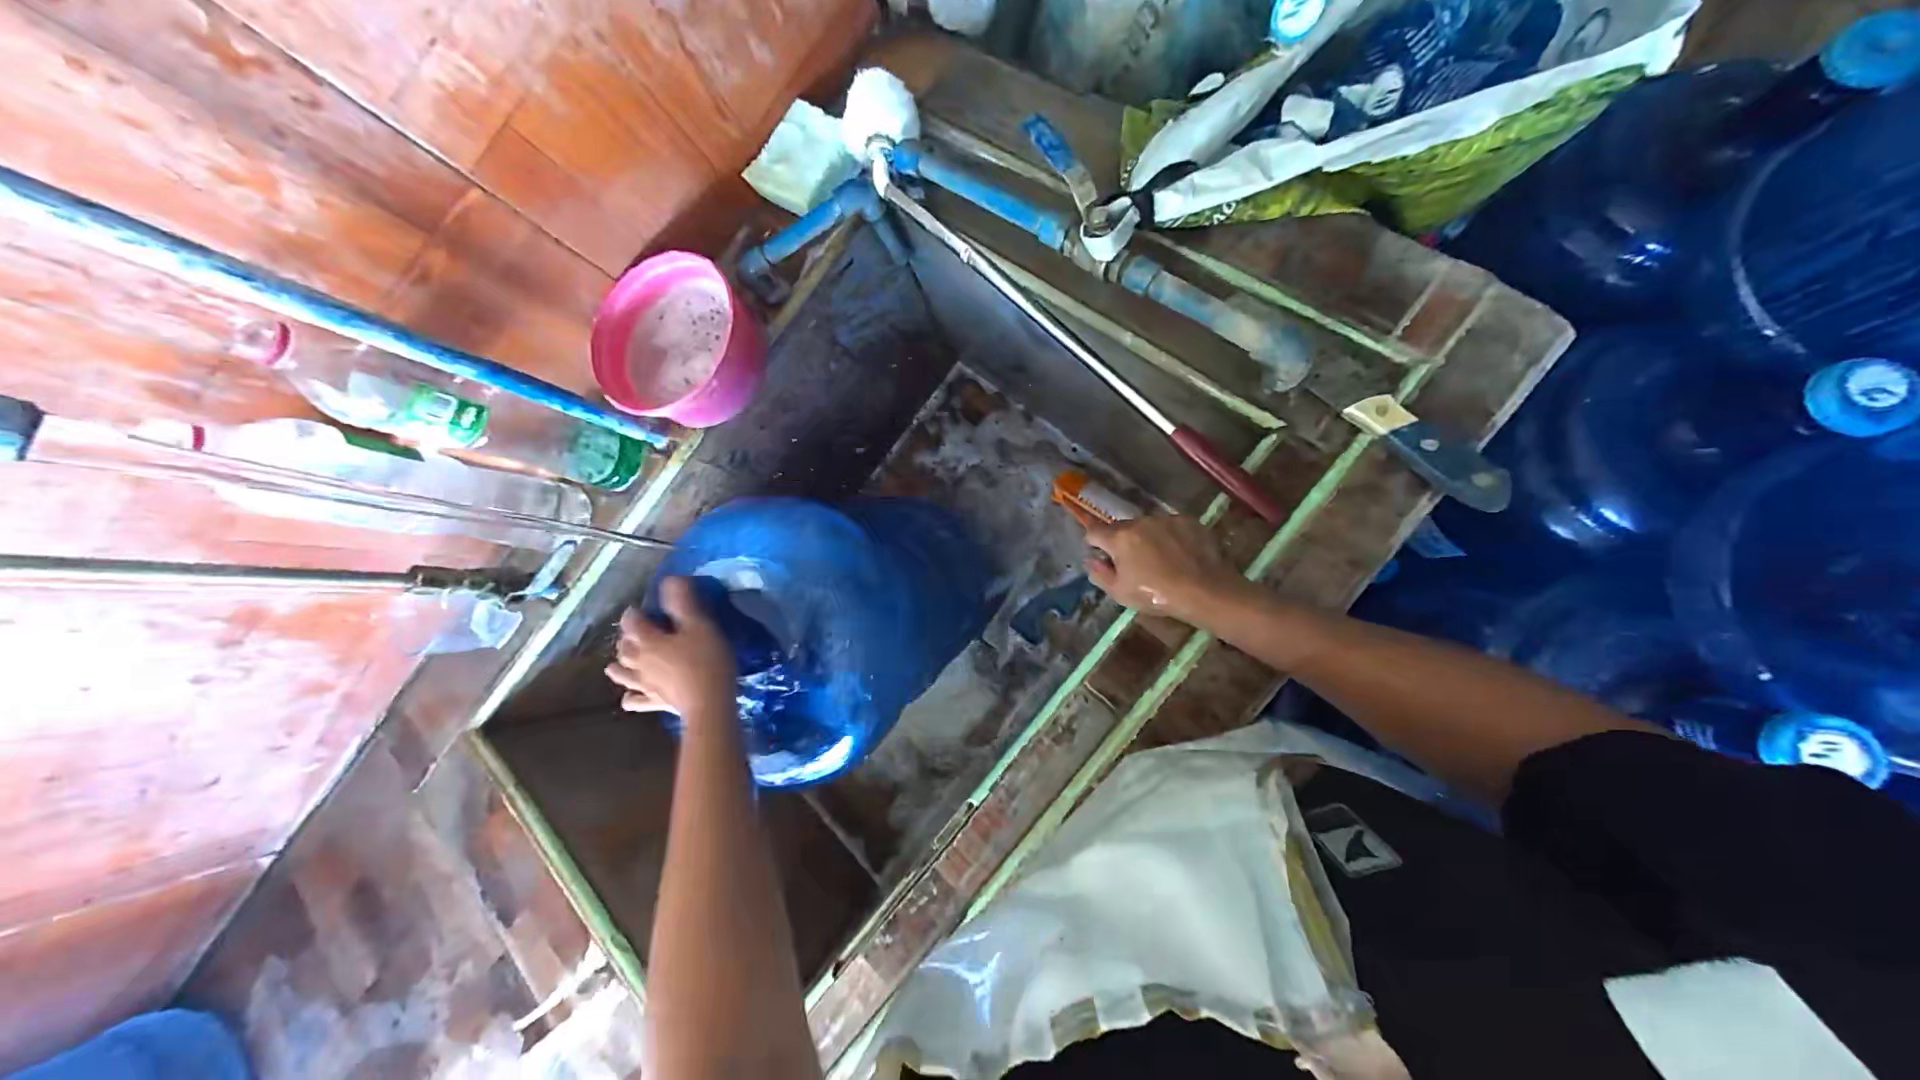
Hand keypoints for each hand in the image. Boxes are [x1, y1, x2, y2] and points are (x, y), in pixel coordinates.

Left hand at [605, 577, 737, 717]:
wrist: (709, 703)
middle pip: (624, 647)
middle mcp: (639, 662)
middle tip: (633, 632)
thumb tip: (670, 578)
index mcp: (648, 640)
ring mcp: (644, 684)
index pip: (632, 622)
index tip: (641, 607)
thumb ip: (683, 602)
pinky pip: (635, 700)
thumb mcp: (700, 625)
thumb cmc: (706, 661)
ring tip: (617, 662)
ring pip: (622, 673)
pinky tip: (630, 696)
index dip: (634, 612)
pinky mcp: (653, 702)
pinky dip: (630, 697)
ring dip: (618, 666)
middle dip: (626, 638)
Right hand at [1084, 514, 1242, 621]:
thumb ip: (1099, 574)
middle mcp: (1141, 521)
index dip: (1094, 543)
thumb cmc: (1157, 596)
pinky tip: (1180, 555)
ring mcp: (1166, 519)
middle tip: (1134, 563)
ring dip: (1148, 538)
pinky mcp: (1189, 521)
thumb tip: (1091, 560)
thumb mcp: (1120, 593)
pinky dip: (1170, 537)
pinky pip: (1171, 526)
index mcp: (1120, 538)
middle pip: (1122, 527)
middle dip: (1123, 542)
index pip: (1094, 531)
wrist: (1206, 591)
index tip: (1103, 556)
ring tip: (1161, 559)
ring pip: (1148, 526)